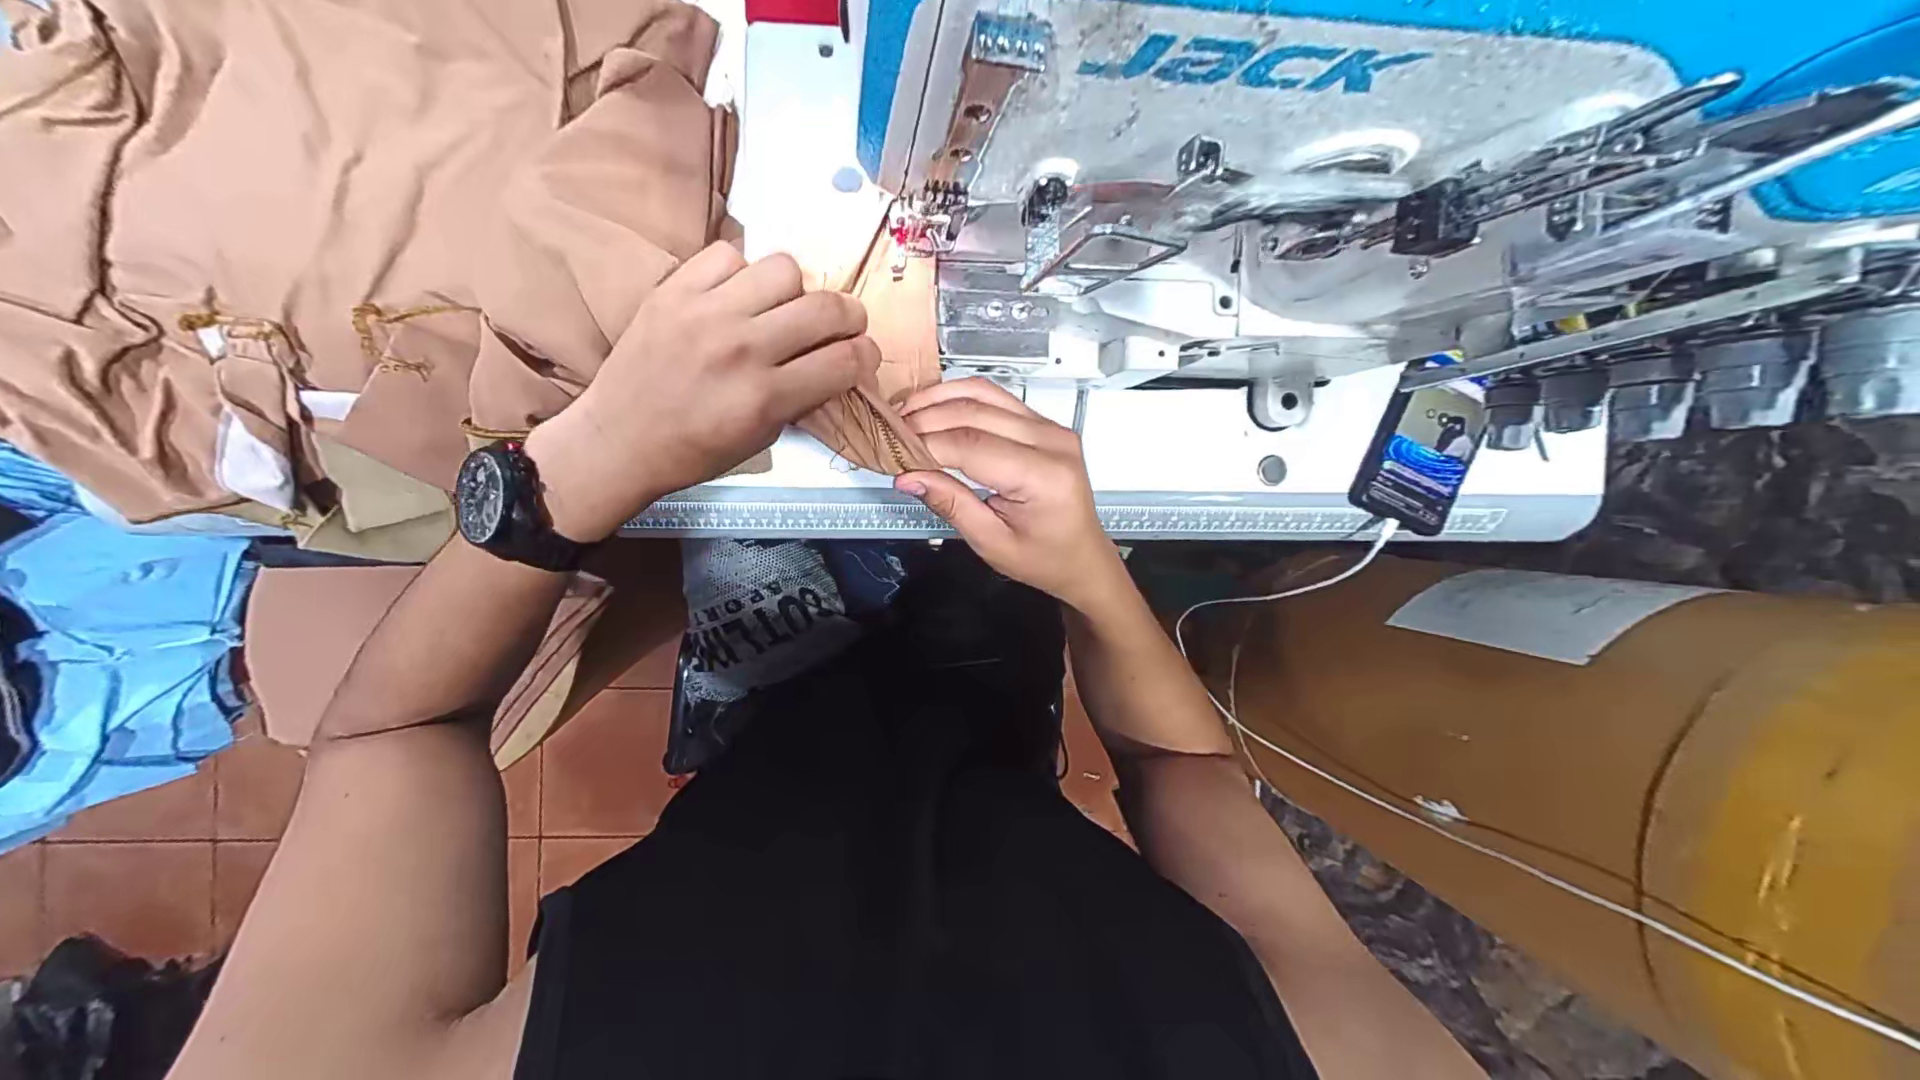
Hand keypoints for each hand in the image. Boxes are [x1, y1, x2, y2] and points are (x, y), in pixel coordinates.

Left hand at [525, 243, 877, 541]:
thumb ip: (803, 397)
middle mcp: (741, 349)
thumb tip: (836, 364)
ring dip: (798, 290)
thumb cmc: (697, 450)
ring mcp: (705, 313)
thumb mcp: (763, 437)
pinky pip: (729, 256)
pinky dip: (743, 274)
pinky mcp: (673, 290)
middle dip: (850, 316)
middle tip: (844, 326)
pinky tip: (738, 297)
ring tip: (785, 308)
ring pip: (784, 268)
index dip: (867, 356)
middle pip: (825, 308)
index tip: (865, 356)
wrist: (620, 439)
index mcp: (766, 397)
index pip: (844, 360)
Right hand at [893, 378, 1127, 613]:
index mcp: (1044, 475)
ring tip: (903, 412)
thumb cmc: (1042, 560)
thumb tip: (906, 477)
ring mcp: (1051, 426)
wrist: (1083, 558)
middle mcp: (1052, 441)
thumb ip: (952, 504)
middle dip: (926, 419)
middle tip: (888, 431)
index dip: (926, 445)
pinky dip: (960, 397)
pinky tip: (933, 406)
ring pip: (984, 394)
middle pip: (975, 413)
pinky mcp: (1045, 423)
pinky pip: (997, 397)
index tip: (892, 453)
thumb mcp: (992, 543)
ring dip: (939, 398)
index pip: (972, 445)